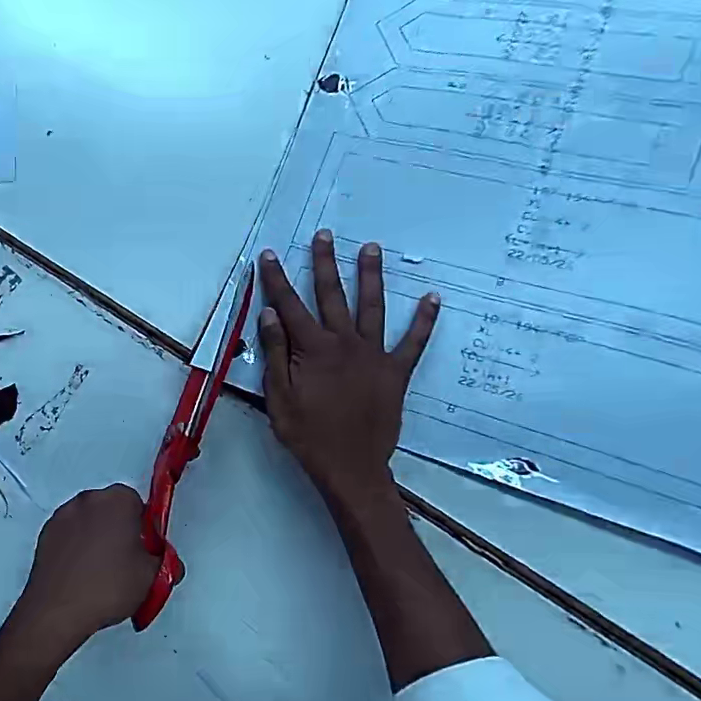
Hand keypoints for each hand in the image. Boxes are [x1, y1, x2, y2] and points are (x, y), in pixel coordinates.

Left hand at [5, 484, 157, 662]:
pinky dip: (75, 546)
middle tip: (125, 560)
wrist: (59, 608)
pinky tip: (80, 573)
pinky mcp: (45, 532)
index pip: (136, 502)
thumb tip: (167, 562)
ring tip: (100, 571)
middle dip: (118, 528)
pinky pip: (68, 534)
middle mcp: (87, 499)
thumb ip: (165, 561)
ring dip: (95, 536)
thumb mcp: (153, 576)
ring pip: (87, 521)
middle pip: (110, 508)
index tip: (144, 548)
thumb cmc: (109, 586)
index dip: (142, 525)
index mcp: (117, 500)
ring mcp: (62, 515)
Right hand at [257, 232, 439, 510]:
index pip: (289, 305)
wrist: (350, 465)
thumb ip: (275, 352)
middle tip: (324, 235)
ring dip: (370, 277)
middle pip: (331, 296)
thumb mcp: (278, 395)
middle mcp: (345, 343)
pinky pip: (412, 341)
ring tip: (371, 248)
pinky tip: (432, 298)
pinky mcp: (395, 372)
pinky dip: (423, 320)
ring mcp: (374, 355)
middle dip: (324, 264)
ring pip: (372, 307)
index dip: (276, 279)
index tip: (268, 255)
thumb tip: (271, 313)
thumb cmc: (306, 433)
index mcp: (312, 349)